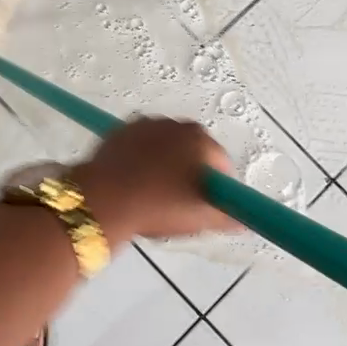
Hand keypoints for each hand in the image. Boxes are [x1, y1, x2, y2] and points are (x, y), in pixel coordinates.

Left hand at [73, 117, 237, 240]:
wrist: (104, 199)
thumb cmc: (158, 205)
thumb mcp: (198, 218)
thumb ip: (226, 217)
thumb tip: (242, 221)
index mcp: (201, 141)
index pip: (221, 165)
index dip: (216, 187)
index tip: (204, 206)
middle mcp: (178, 125)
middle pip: (194, 151)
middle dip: (190, 172)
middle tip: (178, 202)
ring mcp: (147, 124)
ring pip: (167, 147)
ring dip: (166, 163)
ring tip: (153, 192)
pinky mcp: (121, 130)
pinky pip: (141, 144)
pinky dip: (142, 157)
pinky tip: (134, 179)